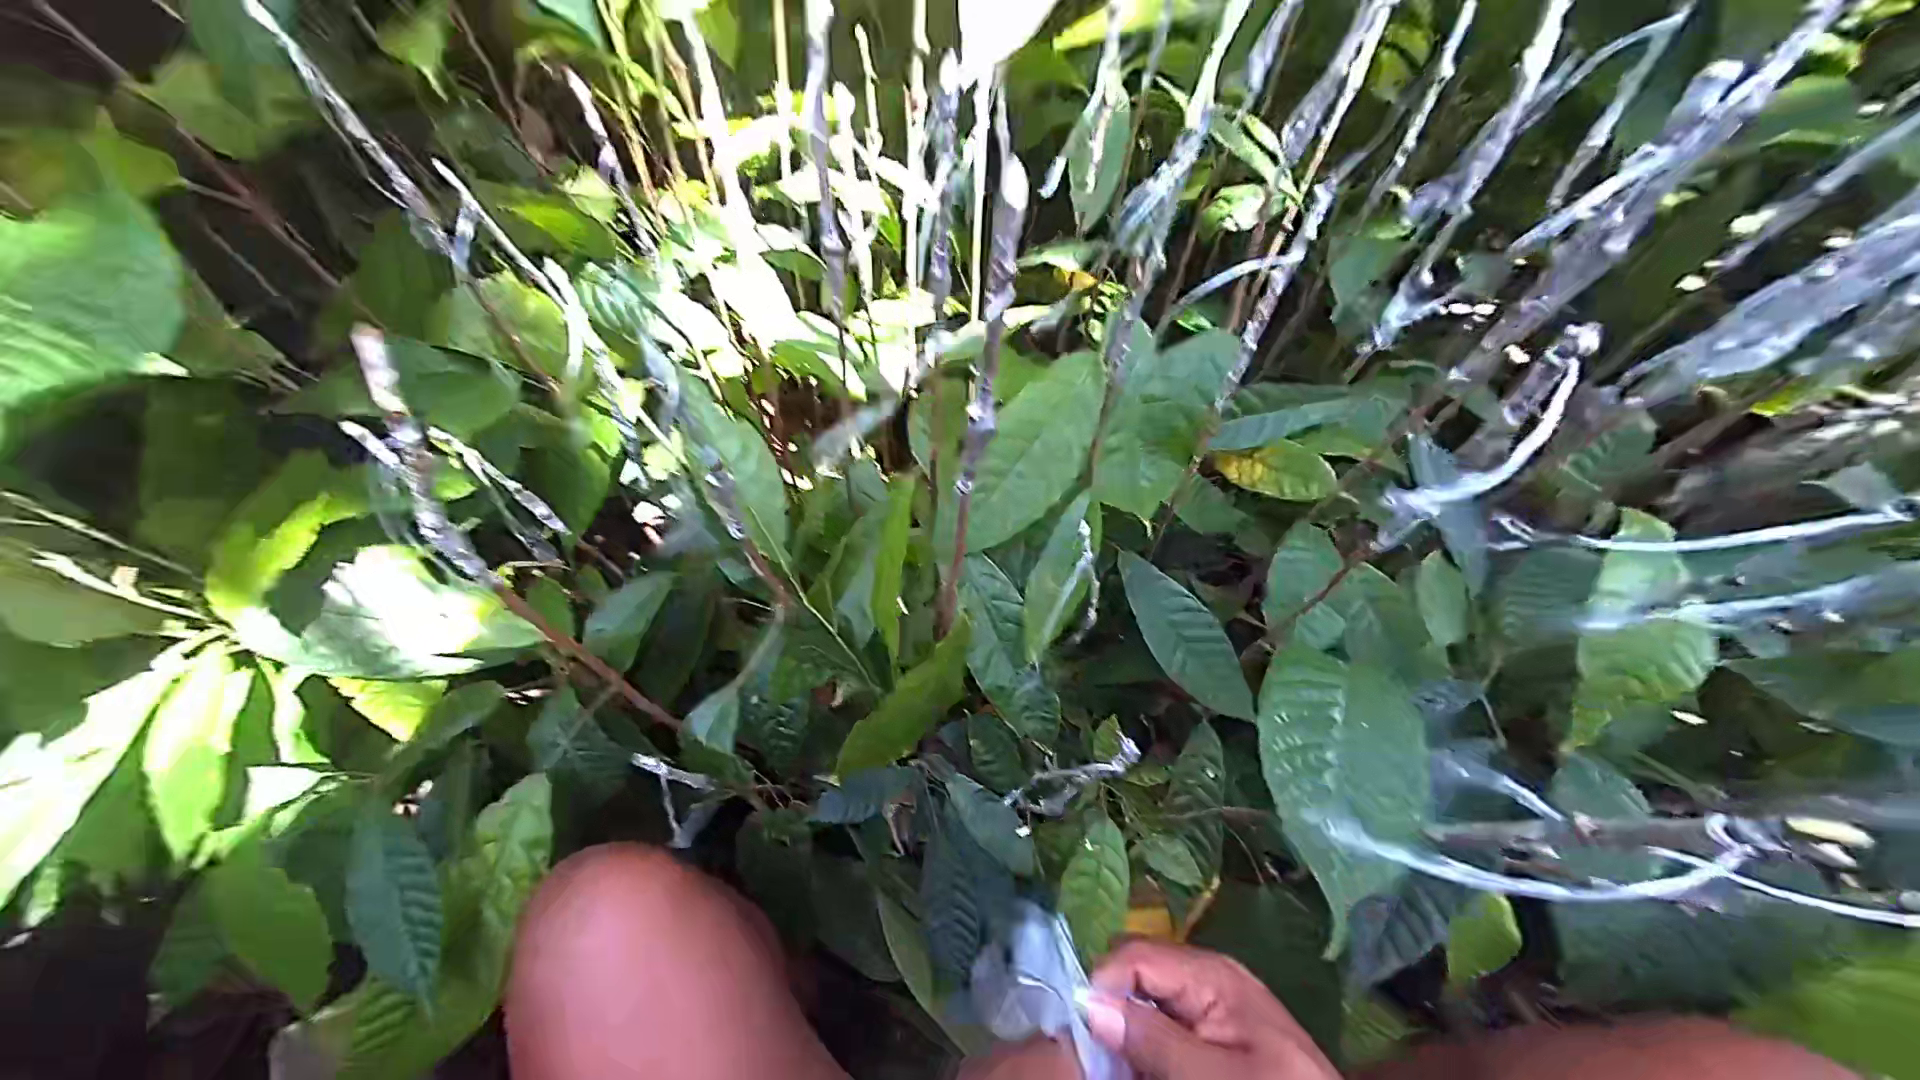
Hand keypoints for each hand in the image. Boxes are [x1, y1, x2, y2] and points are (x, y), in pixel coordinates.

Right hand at [1082, 940, 1340, 1079]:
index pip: (1132, 955)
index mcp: (1208, 972)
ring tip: (1114, 1062)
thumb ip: (1152, 1039)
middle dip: (1108, 1004)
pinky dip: (1145, 1044)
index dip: (1101, 986)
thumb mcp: (1214, 1077)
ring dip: (1124, 1029)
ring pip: (1143, 999)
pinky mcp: (1212, 1031)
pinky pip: (1162, 1023)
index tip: (1080, 1032)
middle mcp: (1204, 975)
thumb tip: (1087, 1002)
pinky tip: (1141, 1065)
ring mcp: (1208, 1003)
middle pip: (1134, 971)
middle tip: (1095, 1053)